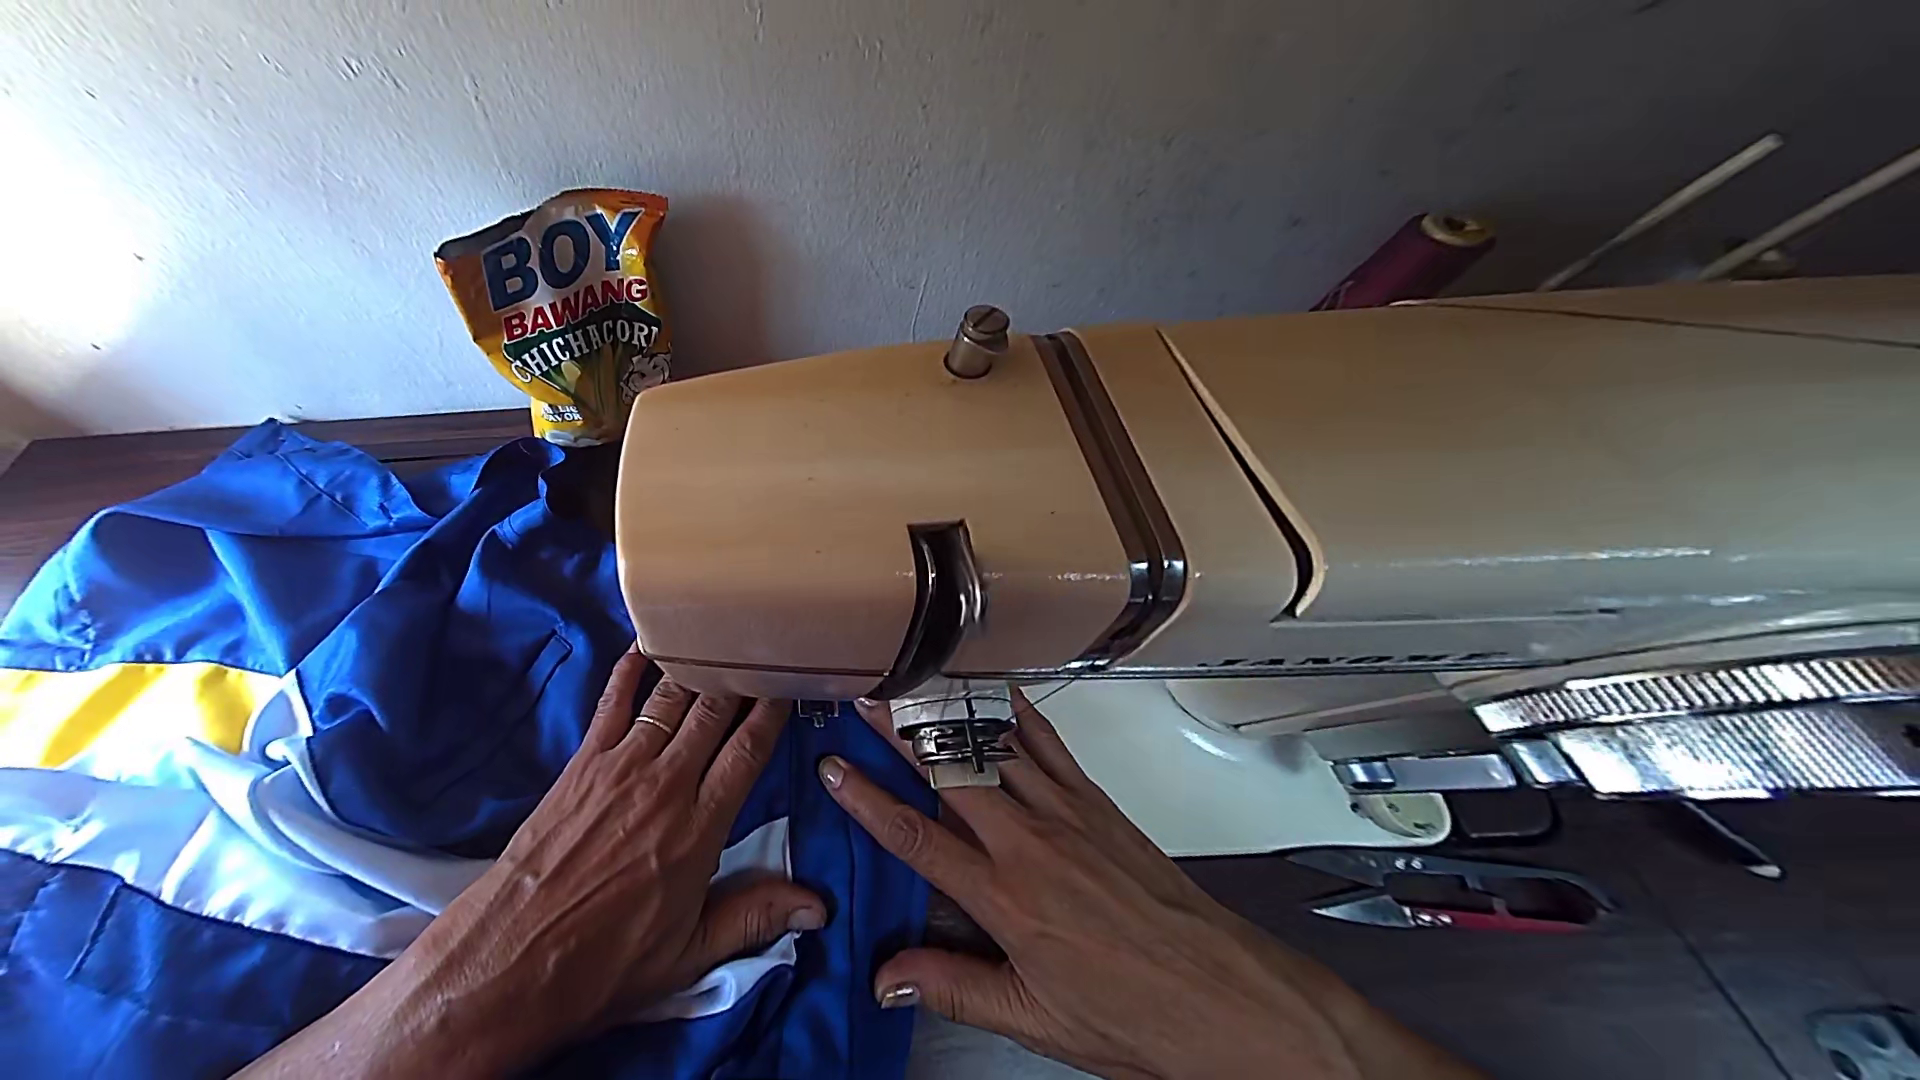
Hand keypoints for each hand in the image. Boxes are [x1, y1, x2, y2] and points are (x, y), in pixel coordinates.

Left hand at [240, 649, 819, 1078]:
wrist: (503, 967)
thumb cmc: (605, 961)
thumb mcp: (690, 953)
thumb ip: (757, 917)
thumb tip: (822, 910)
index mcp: (701, 825)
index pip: (750, 748)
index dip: (775, 708)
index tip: (791, 679)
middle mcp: (666, 783)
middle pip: (716, 710)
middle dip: (743, 674)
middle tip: (763, 643)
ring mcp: (621, 766)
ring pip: (672, 699)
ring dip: (699, 665)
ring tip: (721, 635)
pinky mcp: (583, 763)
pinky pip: (612, 703)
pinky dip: (631, 670)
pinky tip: (646, 644)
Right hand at [819, 690, 1479, 1079]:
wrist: (1217, 989)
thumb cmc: (1126, 1011)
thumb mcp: (1033, 1017)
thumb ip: (954, 987)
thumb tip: (888, 978)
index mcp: (1005, 898)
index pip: (918, 838)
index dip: (868, 801)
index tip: (834, 768)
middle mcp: (1029, 840)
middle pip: (950, 773)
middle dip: (902, 733)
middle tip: (868, 699)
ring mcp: (1065, 810)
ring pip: (996, 748)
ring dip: (951, 716)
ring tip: (916, 684)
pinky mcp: (1094, 798)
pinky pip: (1048, 744)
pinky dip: (1017, 713)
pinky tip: (995, 690)